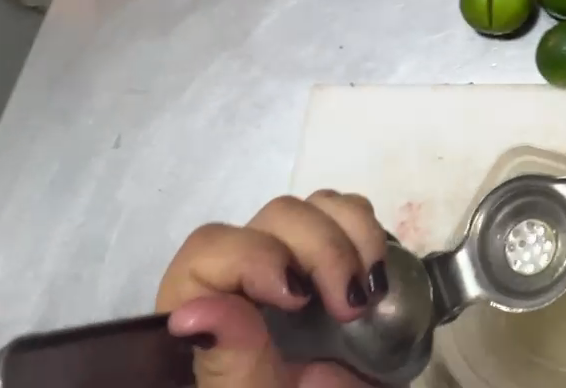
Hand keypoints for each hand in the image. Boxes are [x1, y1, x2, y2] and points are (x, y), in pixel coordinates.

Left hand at [156, 191, 389, 387]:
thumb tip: (190, 313)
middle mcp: (248, 271)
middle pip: (276, 217)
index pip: (208, 250)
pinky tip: (375, 277)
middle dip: (323, 251)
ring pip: (317, 205)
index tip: (298, 299)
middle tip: (350, 308)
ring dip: (352, 239)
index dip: (253, 257)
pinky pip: (351, 211)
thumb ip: (229, 361)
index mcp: (207, 308)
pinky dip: (369, 233)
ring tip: (367, 293)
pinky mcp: (338, 248)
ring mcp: (296, 255)